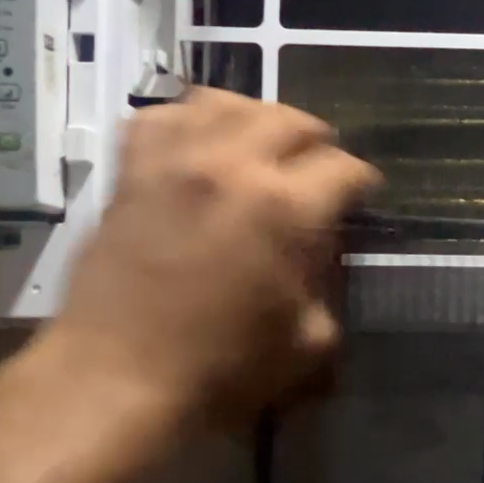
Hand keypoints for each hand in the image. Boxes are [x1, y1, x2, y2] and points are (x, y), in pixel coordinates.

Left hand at [45, 90, 379, 424]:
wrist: (118, 379)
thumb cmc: (224, 369)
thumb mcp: (311, 340)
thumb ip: (329, 286)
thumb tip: (324, 256)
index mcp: (286, 208)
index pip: (344, 169)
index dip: (363, 183)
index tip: (365, 198)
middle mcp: (232, 166)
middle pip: (290, 120)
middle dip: (319, 142)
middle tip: (322, 170)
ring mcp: (174, 162)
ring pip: (225, 102)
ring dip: (257, 119)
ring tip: (264, 146)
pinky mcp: (130, 174)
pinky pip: (161, 117)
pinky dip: (189, 121)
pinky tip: (200, 146)